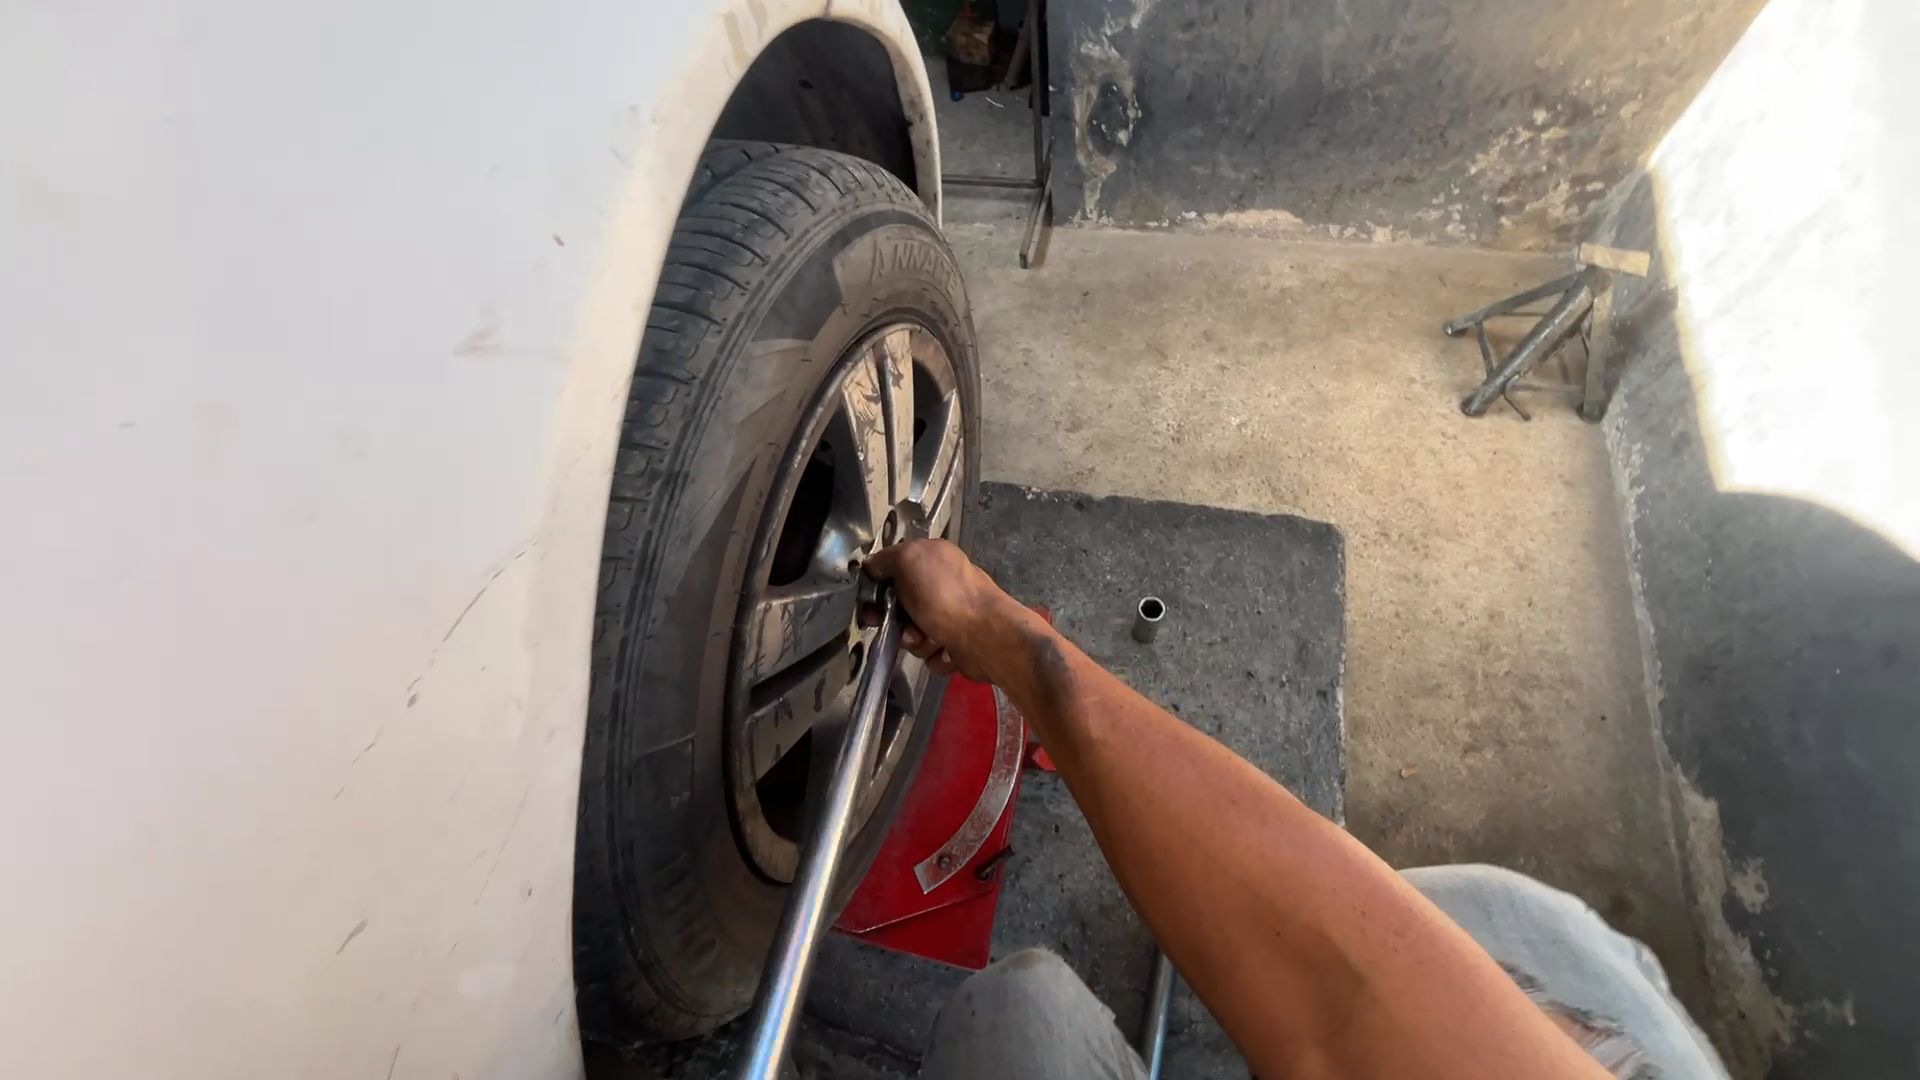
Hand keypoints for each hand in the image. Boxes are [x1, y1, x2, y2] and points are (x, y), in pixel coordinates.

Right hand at [861, 539, 1026, 683]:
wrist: (985, 637)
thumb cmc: (944, 596)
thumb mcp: (908, 561)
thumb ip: (885, 559)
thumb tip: (872, 566)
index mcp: (934, 558)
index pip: (895, 570)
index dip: (879, 588)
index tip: (870, 606)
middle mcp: (944, 584)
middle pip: (902, 606)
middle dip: (897, 621)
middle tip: (901, 628)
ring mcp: (952, 615)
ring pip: (914, 633)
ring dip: (916, 641)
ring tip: (931, 639)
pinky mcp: (958, 643)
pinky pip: (931, 652)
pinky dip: (935, 655)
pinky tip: (946, 650)